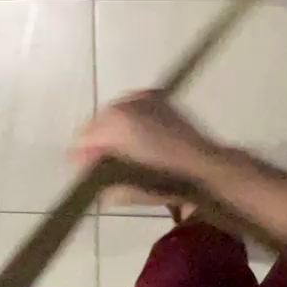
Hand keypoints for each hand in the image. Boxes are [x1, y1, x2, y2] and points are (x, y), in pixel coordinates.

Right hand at [72, 91, 225, 181]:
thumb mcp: (130, 188)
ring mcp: (144, 98)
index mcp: (117, 125)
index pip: (84, 137)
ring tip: (117, 148)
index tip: (81, 167)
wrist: (205, 166)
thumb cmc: (168, 180)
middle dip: (96, 140)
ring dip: (111, 128)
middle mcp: (128, 105)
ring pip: (114, 111)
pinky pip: (133, 102)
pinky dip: (129, 114)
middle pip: (97, 121)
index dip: (81, 155)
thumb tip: (93, 187)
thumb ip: (104, 184)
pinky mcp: (159, 98)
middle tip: (97, 160)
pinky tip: (134, 131)